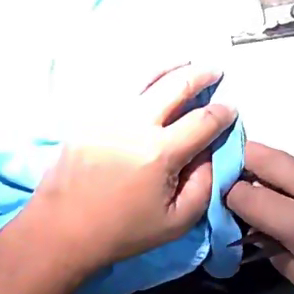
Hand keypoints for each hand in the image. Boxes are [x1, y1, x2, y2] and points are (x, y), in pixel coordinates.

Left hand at [19, 64, 236, 280]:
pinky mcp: (88, 115)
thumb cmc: (123, 231)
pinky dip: (138, 77)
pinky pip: (118, 86)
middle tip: (214, 71)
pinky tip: (148, 78)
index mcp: (160, 153)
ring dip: (170, 66)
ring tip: (184, 62)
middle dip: (201, 75)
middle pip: (175, 85)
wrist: (61, 230)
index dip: (223, 112)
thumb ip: (204, 184)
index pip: (203, 121)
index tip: (231, 109)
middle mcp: (135, 124)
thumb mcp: (177, 221)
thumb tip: (210, 152)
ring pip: (144, 76)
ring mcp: (107, 115)